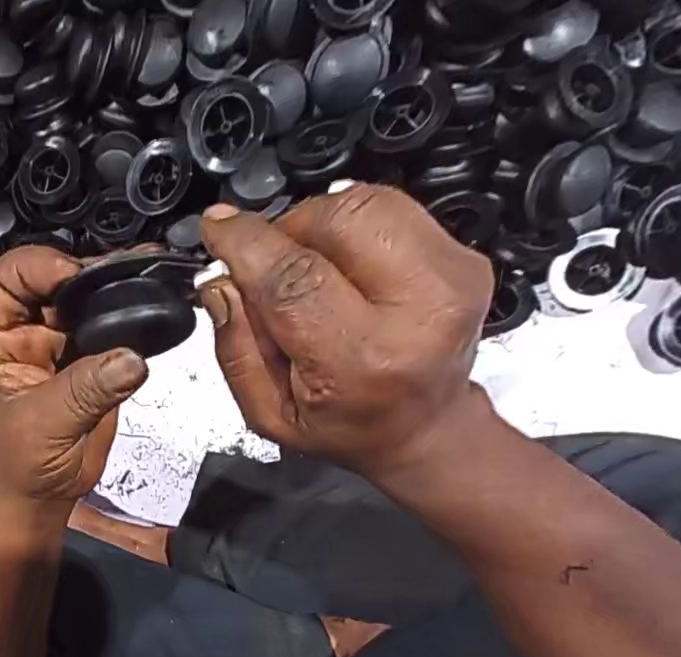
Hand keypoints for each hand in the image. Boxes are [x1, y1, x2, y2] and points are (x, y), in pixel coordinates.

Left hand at [0, 246, 148, 506]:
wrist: (45, 497)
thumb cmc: (22, 465)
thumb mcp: (44, 425)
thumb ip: (85, 391)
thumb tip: (130, 359)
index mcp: (2, 342)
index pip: (8, 280)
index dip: (36, 267)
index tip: (70, 275)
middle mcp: (35, 336)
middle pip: (58, 282)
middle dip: (88, 273)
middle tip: (124, 272)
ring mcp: (69, 349)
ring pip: (92, 304)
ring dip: (118, 290)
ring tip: (148, 275)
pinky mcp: (100, 366)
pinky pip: (119, 334)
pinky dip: (138, 321)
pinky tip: (157, 307)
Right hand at [196, 185, 494, 480]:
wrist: (421, 428)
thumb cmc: (347, 426)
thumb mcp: (270, 414)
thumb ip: (236, 351)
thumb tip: (220, 285)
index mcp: (361, 362)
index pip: (292, 278)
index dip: (246, 245)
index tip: (218, 230)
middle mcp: (417, 313)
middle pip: (334, 220)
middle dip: (285, 229)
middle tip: (268, 262)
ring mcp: (449, 279)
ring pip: (364, 203)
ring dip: (318, 223)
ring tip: (306, 266)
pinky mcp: (461, 259)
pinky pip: (390, 210)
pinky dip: (350, 227)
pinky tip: (341, 265)